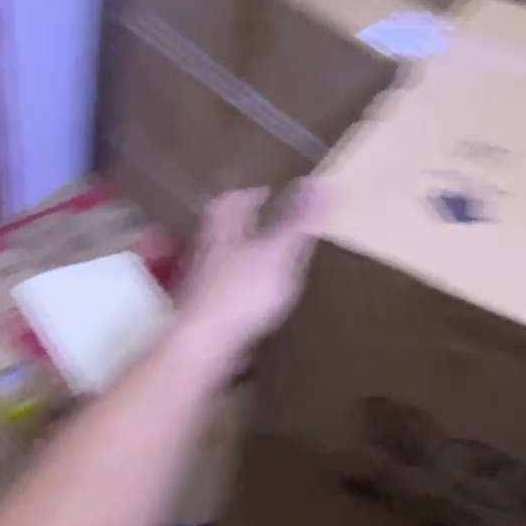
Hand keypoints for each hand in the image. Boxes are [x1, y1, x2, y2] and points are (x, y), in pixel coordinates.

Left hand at [176, 183, 326, 351]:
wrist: (203, 343)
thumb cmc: (243, 293)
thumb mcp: (280, 252)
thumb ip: (300, 220)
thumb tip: (322, 181)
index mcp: (225, 230)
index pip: (233, 202)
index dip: (250, 194)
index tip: (267, 192)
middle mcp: (209, 250)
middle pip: (222, 227)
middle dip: (242, 221)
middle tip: (263, 220)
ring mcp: (203, 281)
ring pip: (221, 256)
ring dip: (240, 251)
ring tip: (263, 256)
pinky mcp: (205, 309)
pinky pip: (223, 287)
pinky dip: (239, 284)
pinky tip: (254, 296)